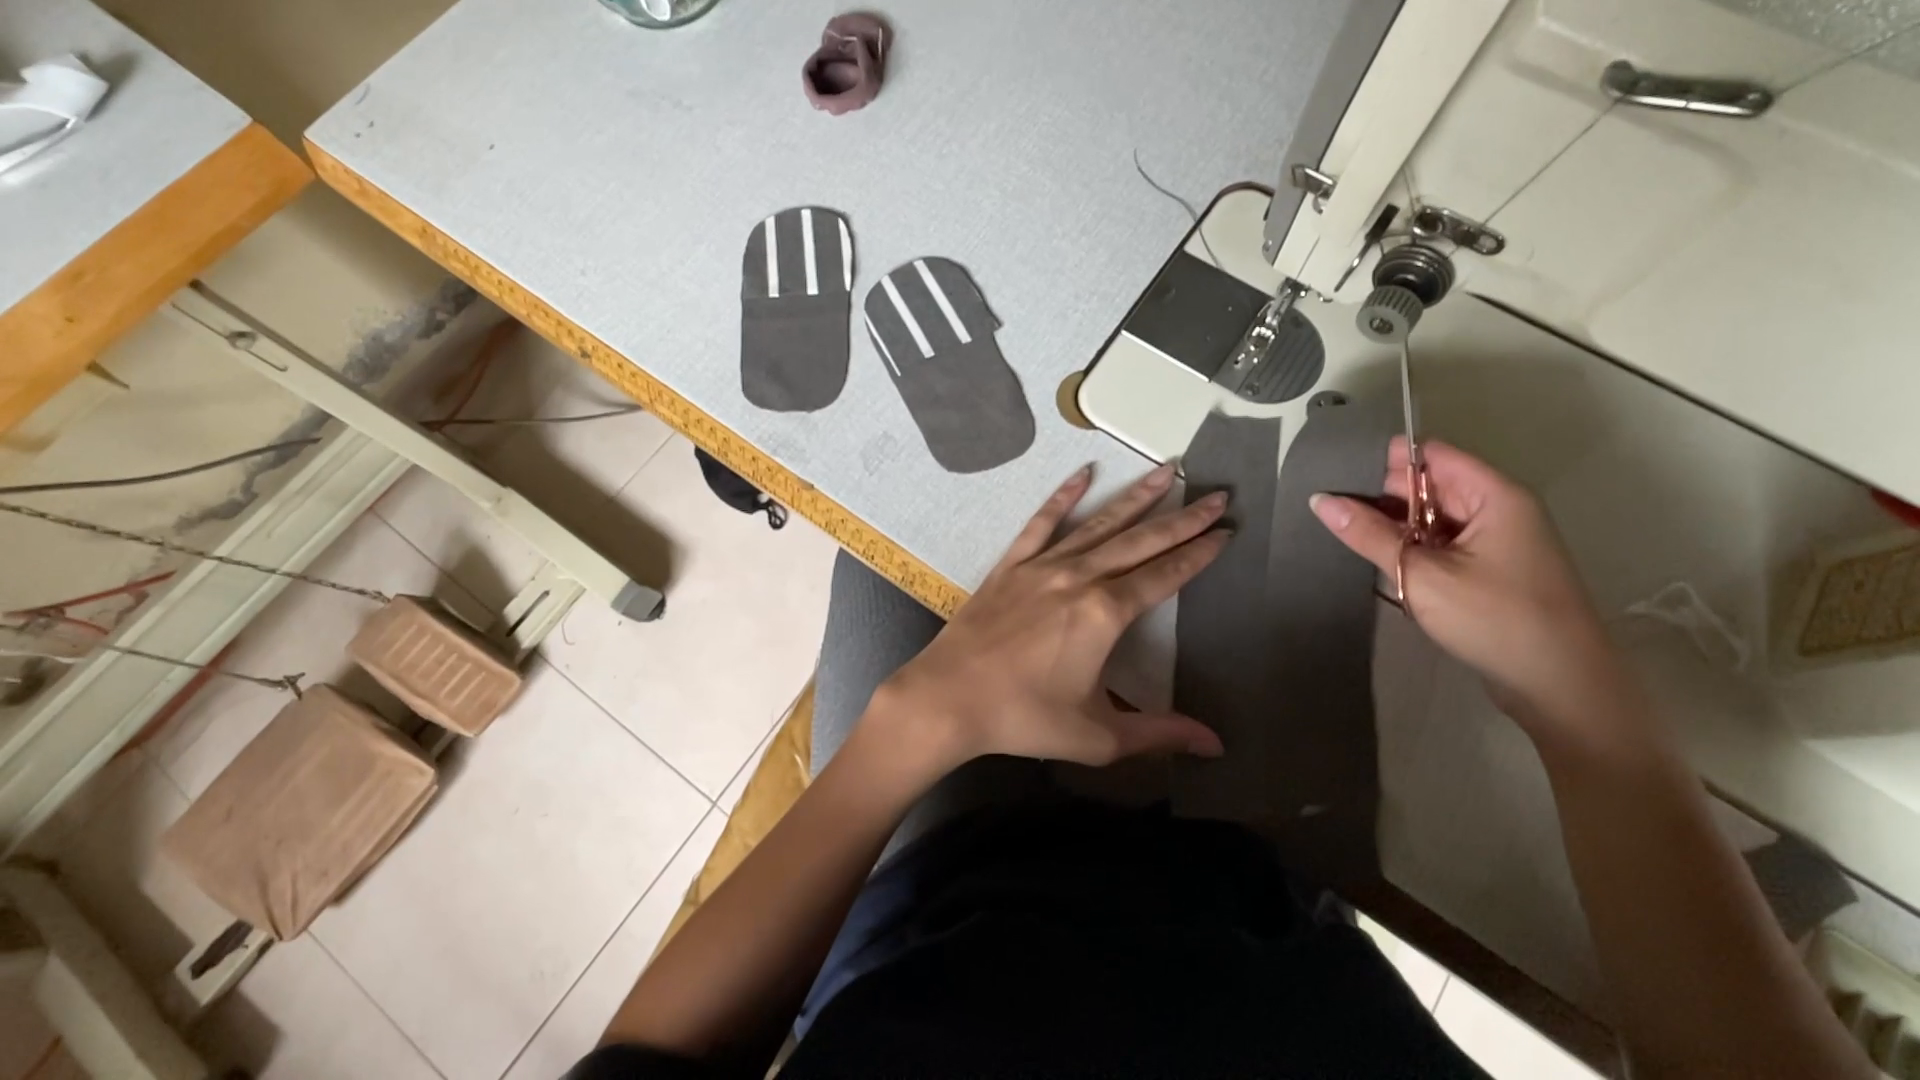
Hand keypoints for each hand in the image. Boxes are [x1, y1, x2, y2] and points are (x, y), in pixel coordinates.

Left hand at [873, 463, 1230, 769]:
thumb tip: (1215, 744)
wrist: (946, 699)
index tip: (1226, 532)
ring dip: (1135, 497)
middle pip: (1142, 541)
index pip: (1165, 575)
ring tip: (1165, 471)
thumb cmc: (1023, 719)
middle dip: (1183, 518)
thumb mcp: (1098, 737)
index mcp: (1106, 614)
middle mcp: (1079, 578)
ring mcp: (1042, 567)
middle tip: (1216, 495)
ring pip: (1099, 523)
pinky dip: (1063, 496)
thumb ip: (1159, 735)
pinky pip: (1041, 522)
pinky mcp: (1010, 566)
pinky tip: (1083, 472)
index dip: (1199, 555)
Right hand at [1309, 438, 1620, 730]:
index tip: (1337, 468)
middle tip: (1328, 502)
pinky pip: (1445, 545)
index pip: (1432, 456)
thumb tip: (1320, 500)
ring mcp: (1498, 543)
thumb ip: (1370, 535)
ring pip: (1435, 519)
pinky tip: (1377, 558)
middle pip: (1433, 485)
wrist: (1560, 686)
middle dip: (1383, 493)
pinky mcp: (1492, 572)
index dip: (1386, 458)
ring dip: (1396, 525)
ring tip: (1341, 528)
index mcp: (1495, 496)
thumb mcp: (1422, 575)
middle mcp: (1500, 510)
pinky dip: (1413, 548)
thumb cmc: (1494, 619)